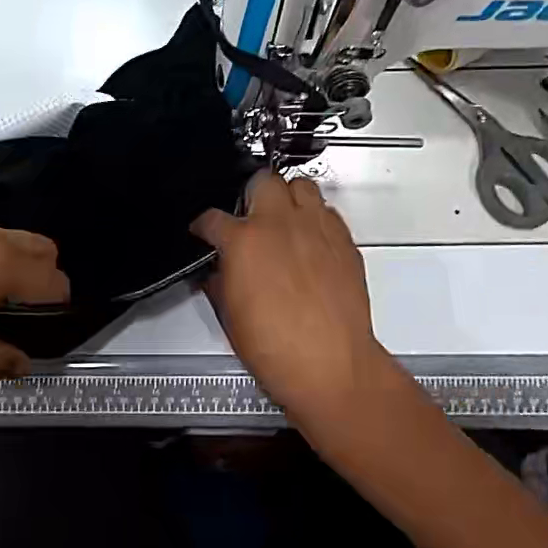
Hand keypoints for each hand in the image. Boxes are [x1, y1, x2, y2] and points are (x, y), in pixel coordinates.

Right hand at [191, 171, 389, 412]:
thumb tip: (216, 272)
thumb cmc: (280, 349)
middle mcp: (280, 225)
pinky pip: (328, 212)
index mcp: (243, 241)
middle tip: (247, 214)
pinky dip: (316, 218)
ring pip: (301, 185)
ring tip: (282, 217)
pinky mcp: (344, 241)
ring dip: (288, 197)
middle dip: (250, 194)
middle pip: (262, 181)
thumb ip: (218, 281)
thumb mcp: (230, 315)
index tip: (204, 230)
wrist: (331, 367)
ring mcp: (315, 229)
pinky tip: (309, 238)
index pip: (212, 218)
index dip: (203, 225)